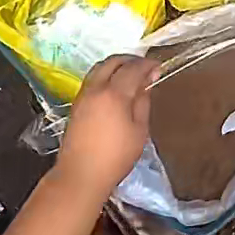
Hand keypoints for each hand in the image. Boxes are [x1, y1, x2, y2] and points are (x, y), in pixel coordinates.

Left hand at [58, 54, 158, 195]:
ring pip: (99, 69)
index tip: (158, 67)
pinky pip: (93, 80)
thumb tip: (145, 85)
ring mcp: (83, 95)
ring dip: (116, 66)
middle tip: (145, 68)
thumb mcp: (139, 131)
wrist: (81, 174)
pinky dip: (106, 76)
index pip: (133, 69)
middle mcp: (96, 88)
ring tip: (130, 76)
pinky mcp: (76, 104)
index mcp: (114, 94)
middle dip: (130, 60)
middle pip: (112, 62)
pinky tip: (115, 89)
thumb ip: (142, 103)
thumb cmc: (116, 156)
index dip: (147, 65)